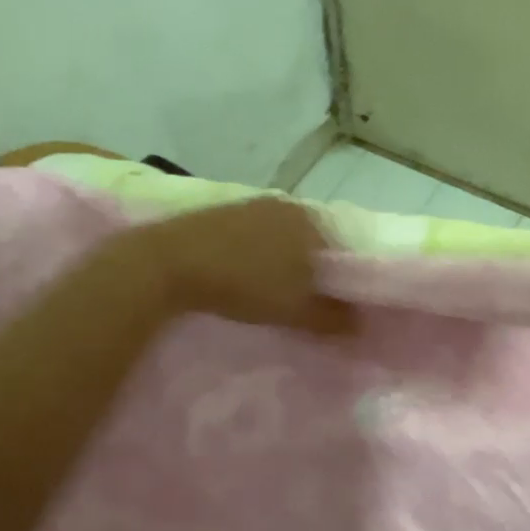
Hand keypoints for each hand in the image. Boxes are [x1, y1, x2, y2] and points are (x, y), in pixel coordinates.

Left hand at [129, 197, 357, 335]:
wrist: (168, 262)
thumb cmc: (244, 284)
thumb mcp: (295, 310)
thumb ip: (333, 318)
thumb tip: (361, 326)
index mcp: (314, 221)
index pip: (344, 251)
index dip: (344, 282)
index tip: (337, 308)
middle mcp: (288, 204)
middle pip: (314, 244)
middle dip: (313, 273)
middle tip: (305, 305)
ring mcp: (252, 204)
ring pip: (282, 240)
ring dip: (283, 265)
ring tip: (273, 294)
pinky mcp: (222, 212)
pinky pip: (253, 237)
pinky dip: (256, 257)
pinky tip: (243, 277)